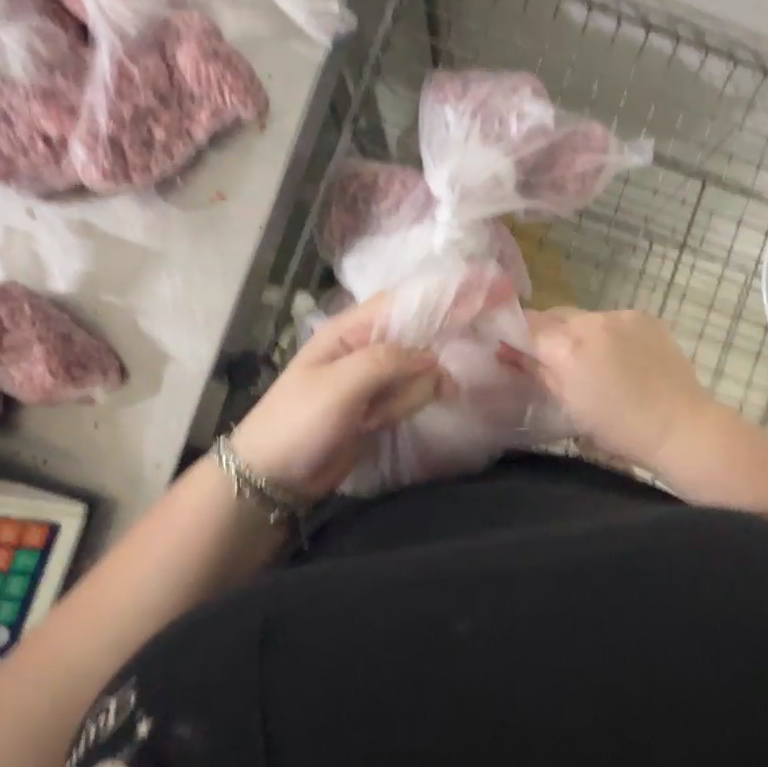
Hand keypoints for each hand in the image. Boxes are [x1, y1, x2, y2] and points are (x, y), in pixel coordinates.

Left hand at [228, 291, 444, 500]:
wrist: (271, 478)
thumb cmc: (298, 423)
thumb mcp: (340, 385)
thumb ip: (388, 362)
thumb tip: (434, 359)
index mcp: (351, 331)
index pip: (408, 301)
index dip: (450, 294)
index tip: (496, 288)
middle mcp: (366, 348)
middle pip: (421, 336)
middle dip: (435, 353)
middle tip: (421, 379)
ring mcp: (374, 381)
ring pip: (421, 372)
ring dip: (411, 394)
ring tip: (371, 418)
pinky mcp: (379, 409)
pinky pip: (412, 397)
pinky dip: (414, 404)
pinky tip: (390, 419)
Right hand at [522, 308, 726, 468]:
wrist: (680, 427)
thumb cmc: (619, 430)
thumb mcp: (569, 406)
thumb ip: (538, 372)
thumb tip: (510, 352)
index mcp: (568, 347)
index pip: (526, 325)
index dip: (514, 335)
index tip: (510, 350)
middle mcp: (592, 321)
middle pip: (553, 316)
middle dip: (546, 334)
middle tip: (548, 362)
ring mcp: (621, 315)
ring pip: (583, 318)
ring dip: (577, 334)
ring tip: (590, 364)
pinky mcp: (645, 317)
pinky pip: (612, 320)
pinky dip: (606, 335)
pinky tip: (618, 359)